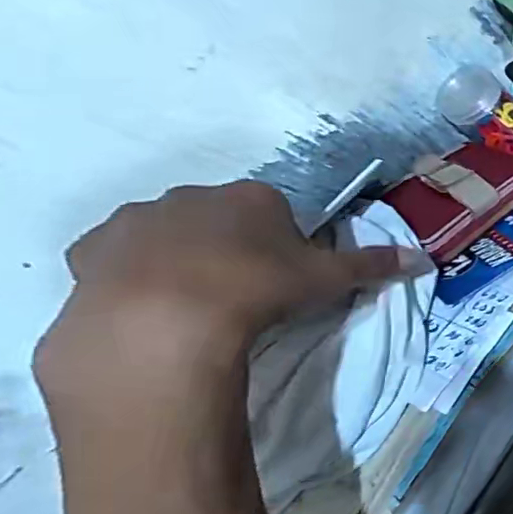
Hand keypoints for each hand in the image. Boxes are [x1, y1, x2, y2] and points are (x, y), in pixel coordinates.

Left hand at [36, 181, 419, 386]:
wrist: (165, 318)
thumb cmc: (258, 287)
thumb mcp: (327, 280)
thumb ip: (371, 265)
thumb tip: (420, 257)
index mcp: (252, 196)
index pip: (276, 209)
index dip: (285, 241)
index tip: (288, 272)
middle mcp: (193, 195)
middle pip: (222, 216)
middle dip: (233, 243)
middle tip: (248, 288)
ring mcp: (137, 219)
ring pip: (169, 233)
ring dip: (184, 255)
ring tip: (200, 300)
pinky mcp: (92, 249)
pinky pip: (120, 254)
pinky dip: (135, 271)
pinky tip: (153, 302)